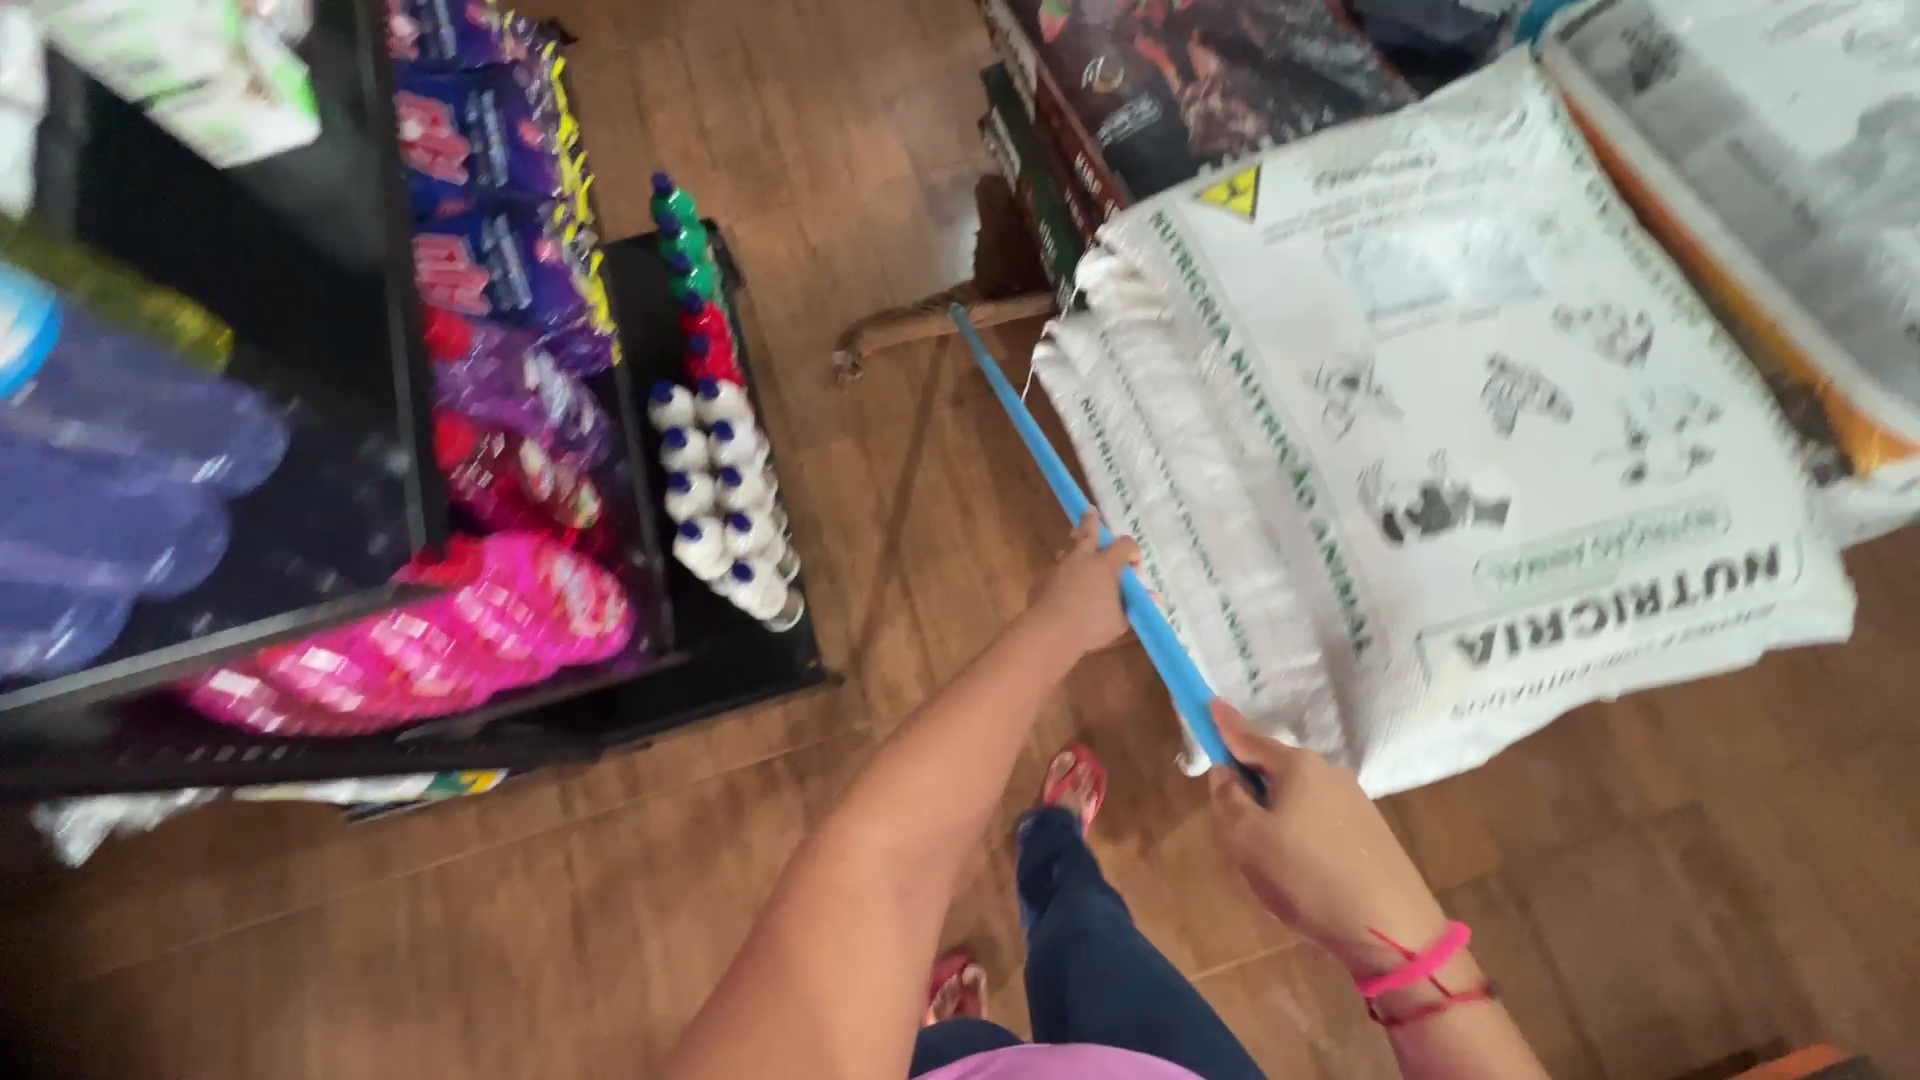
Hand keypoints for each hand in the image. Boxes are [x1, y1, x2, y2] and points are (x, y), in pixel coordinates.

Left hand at [1025, 512, 1140, 657]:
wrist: (1049, 631)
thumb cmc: (1090, 626)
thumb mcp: (1120, 620)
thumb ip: (1133, 604)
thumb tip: (1153, 596)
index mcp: (1105, 564)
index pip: (1124, 544)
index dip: (1132, 551)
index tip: (1134, 564)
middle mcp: (1082, 558)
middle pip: (1088, 531)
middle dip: (1091, 520)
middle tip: (1091, 510)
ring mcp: (1059, 567)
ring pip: (1068, 547)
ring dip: (1074, 542)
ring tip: (1077, 540)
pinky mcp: (1043, 579)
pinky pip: (1056, 568)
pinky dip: (1062, 570)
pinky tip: (1064, 579)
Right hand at [1206, 700, 1446, 977]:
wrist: (1394, 932)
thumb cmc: (1307, 877)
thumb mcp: (1247, 838)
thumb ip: (1228, 797)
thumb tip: (1226, 772)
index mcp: (1297, 766)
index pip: (1248, 736)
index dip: (1223, 723)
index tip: (1208, 701)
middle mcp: (1327, 773)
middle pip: (1272, 769)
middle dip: (1250, 788)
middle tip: (1235, 830)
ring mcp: (1354, 802)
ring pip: (1295, 798)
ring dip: (1275, 817)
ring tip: (1272, 866)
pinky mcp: (1370, 832)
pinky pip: (1318, 820)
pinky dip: (1301, 836)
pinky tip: (1303, 875)